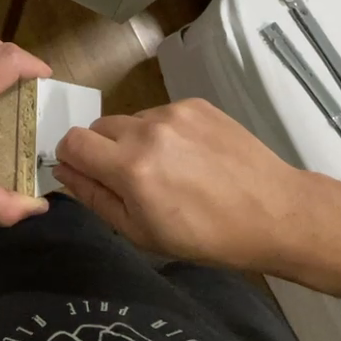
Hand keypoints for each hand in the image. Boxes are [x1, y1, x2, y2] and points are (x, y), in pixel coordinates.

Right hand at [52, 99, 331, 270]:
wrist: (277, 214)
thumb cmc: (207, 236)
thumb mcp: (142, 233)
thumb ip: (95, 198)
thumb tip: (63, 170)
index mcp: (130, 168)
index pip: (72, 141)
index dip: (72, 157)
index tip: (88, 174)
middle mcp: (146, 131)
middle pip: (97, 127)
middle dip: (103, 151)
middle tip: (133, 179)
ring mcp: (172, 113)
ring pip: (129, 120)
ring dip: (134, 141)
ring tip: (168, 169)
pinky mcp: (194, 104)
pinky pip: (159, 114)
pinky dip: (163, 133)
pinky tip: (190, 156)